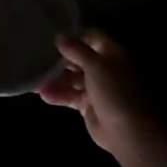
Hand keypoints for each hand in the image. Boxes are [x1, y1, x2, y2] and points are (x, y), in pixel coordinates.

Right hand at [38, 29, 161, 159]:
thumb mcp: (95, 65)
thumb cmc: (115, 91)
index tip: (53, 37)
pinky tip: (44, 95)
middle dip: (61, 60)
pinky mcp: (89, 105)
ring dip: (56, 80)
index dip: (75, 36)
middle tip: (39, 58)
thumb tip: (59, 36)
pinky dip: (59, 95)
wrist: (129, 131)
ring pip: (73, 79)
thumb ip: (76, 49)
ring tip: (37, 81)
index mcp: (113, 53)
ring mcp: (97, 88)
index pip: (92, 37)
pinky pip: (71, 96)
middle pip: (80, 59)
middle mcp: (105, 68)